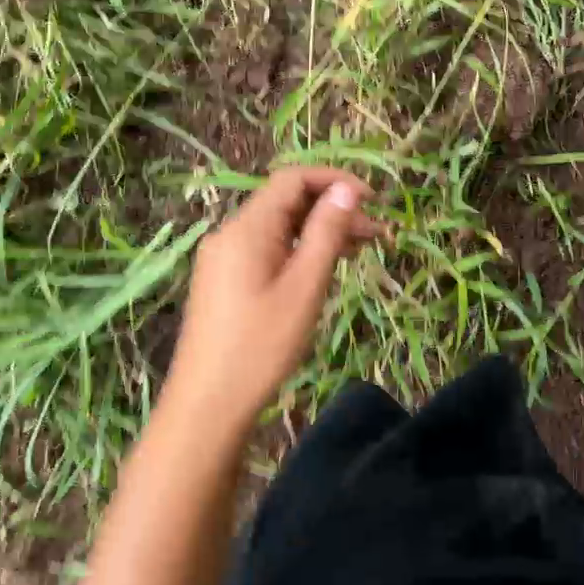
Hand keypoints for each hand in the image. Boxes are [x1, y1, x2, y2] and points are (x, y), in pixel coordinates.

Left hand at [162, 167, 380, 432]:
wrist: (207, 404)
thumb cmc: (262, 343)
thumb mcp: (306, 284)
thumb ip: (328, 232)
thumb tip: (348, 190)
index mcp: (247, 230)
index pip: (293, 180)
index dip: (335, 180)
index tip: (372, 200)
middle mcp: (231, 235)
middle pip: (288, 201)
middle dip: (334, 208)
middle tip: (376, 233)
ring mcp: (226, 258)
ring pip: (282, 226)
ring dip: (322, 229)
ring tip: (361, 249)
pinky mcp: (226, 279)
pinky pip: (271, 247)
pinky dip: (303, 247)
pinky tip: (327, 266)